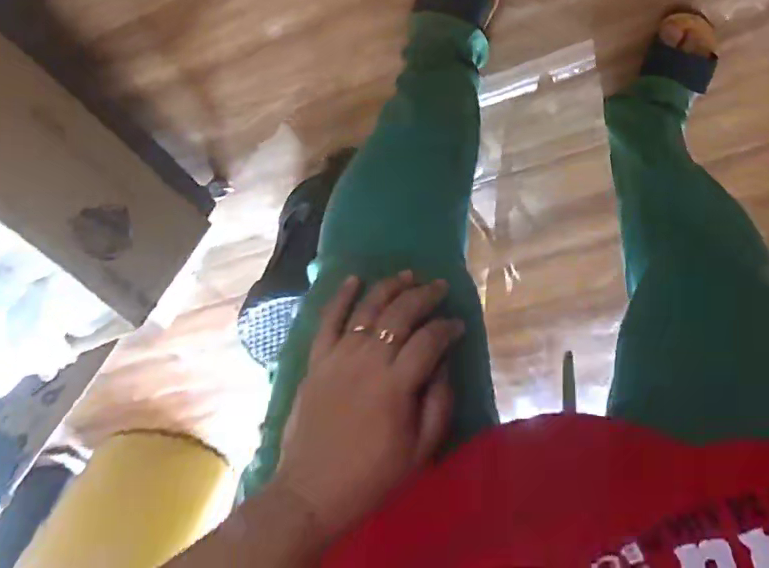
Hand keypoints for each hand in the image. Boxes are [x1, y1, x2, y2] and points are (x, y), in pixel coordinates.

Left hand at [268, 272, 466, 545]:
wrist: (310, 494)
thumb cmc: (370, 477)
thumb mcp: (418, 452)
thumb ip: (438, 404)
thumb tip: (446, 364)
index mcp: (396, 384)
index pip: (429, 340)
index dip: (447, 328)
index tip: (458, 325)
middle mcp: (369, 359)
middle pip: (401, 313)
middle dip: (425, 295)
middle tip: (440, 287)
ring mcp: (339, 355)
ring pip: (369, 307)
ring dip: (391, 286)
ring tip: (408, 275)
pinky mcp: (317, 360)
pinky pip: (329, 319)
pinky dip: (341, 296)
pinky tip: (354, 278)